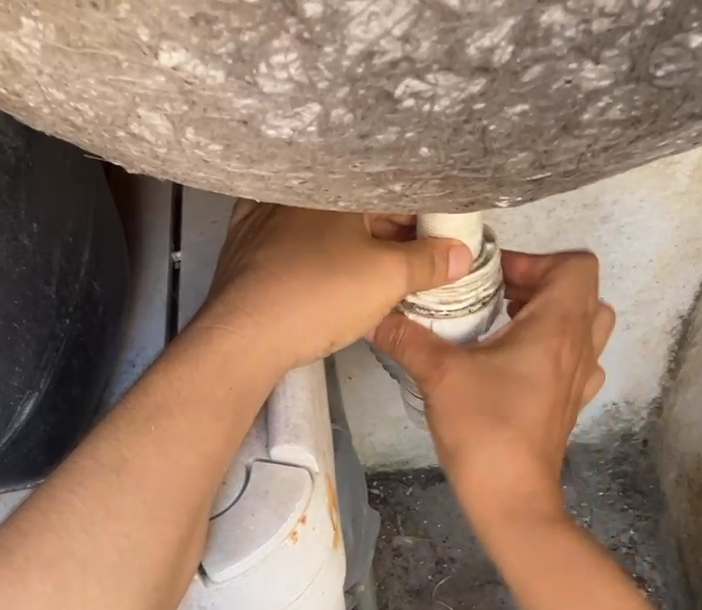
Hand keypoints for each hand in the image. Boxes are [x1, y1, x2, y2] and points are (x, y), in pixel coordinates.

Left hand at [191, 203, 472, 376]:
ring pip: (320, 223)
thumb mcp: (387, 278)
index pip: (390, 188)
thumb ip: (428, 261)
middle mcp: (294, 189)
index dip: (420, 216)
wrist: (244, 336)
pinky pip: (288, 243)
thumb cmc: (319, 295)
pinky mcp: (241, 248)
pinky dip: (311, 253)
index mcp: (332, 182)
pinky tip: (322, 270)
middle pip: (354, 205)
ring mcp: (259, 217)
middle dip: (386, 231)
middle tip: (413, 262)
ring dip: (349, 243)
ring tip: (373, 271)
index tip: (437, 241)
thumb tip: (461, 254)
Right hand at [369, 251, 614, 520]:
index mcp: (559, 325)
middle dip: (537, 285)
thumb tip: (373, 316)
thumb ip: (406, 339)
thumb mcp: (438, 375)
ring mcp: (579, 379)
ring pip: (584, 327)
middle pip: (580, 292)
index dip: (533, 260)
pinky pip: (574, 362)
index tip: (489, 278)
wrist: (510, 496)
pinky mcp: (569, 406)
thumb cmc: (484, 428)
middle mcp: (579, 346)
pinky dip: (552, 352)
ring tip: (505, 327)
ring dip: (550, 317)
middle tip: (493, 298)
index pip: (573, 264)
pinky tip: (515, 367)